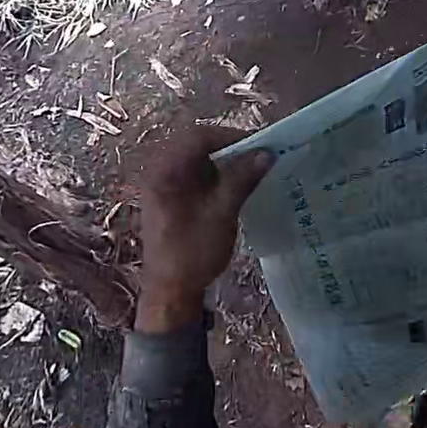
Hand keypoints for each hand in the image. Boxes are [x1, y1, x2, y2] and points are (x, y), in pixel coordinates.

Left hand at [137, 128, 273, 332]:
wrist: (170, 291)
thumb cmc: (193, 251)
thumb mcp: (221, 213)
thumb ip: (242, 178)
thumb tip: (267, 153)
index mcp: (165, 171)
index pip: (198, 136)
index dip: (230, 136)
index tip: (258, 146)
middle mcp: (159, 171)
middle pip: (196, 143)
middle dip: (228, 146)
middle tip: (256, 156)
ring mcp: (163, 184)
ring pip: (196, 158)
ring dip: (223, 160)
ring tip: (250, 169)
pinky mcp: (170, 196)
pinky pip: (193, 173)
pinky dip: (215, 174)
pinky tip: (234, 185)